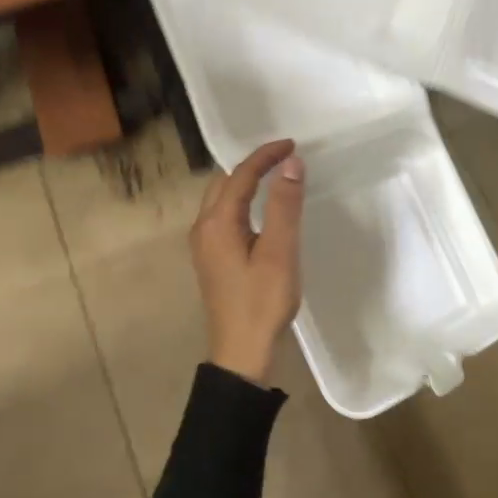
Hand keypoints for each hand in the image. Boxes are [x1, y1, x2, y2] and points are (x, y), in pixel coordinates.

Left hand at [191, 139, 304, 383]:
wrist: (241, 352)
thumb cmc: (262, 302)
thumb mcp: (279, 252)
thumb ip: (285, 206)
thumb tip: (291, 164)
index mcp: (217, 223)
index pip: (240, 175)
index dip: (266, 156)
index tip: (293, 145)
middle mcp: (203, 228)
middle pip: (224, 183)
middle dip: (252, 165)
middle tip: (285, 158)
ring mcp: (204, 245)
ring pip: (222, 200)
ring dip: (246, 183)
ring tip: (276, 177)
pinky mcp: (213, 259)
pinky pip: (225, 217)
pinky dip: (243, 202)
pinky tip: (262, 211)